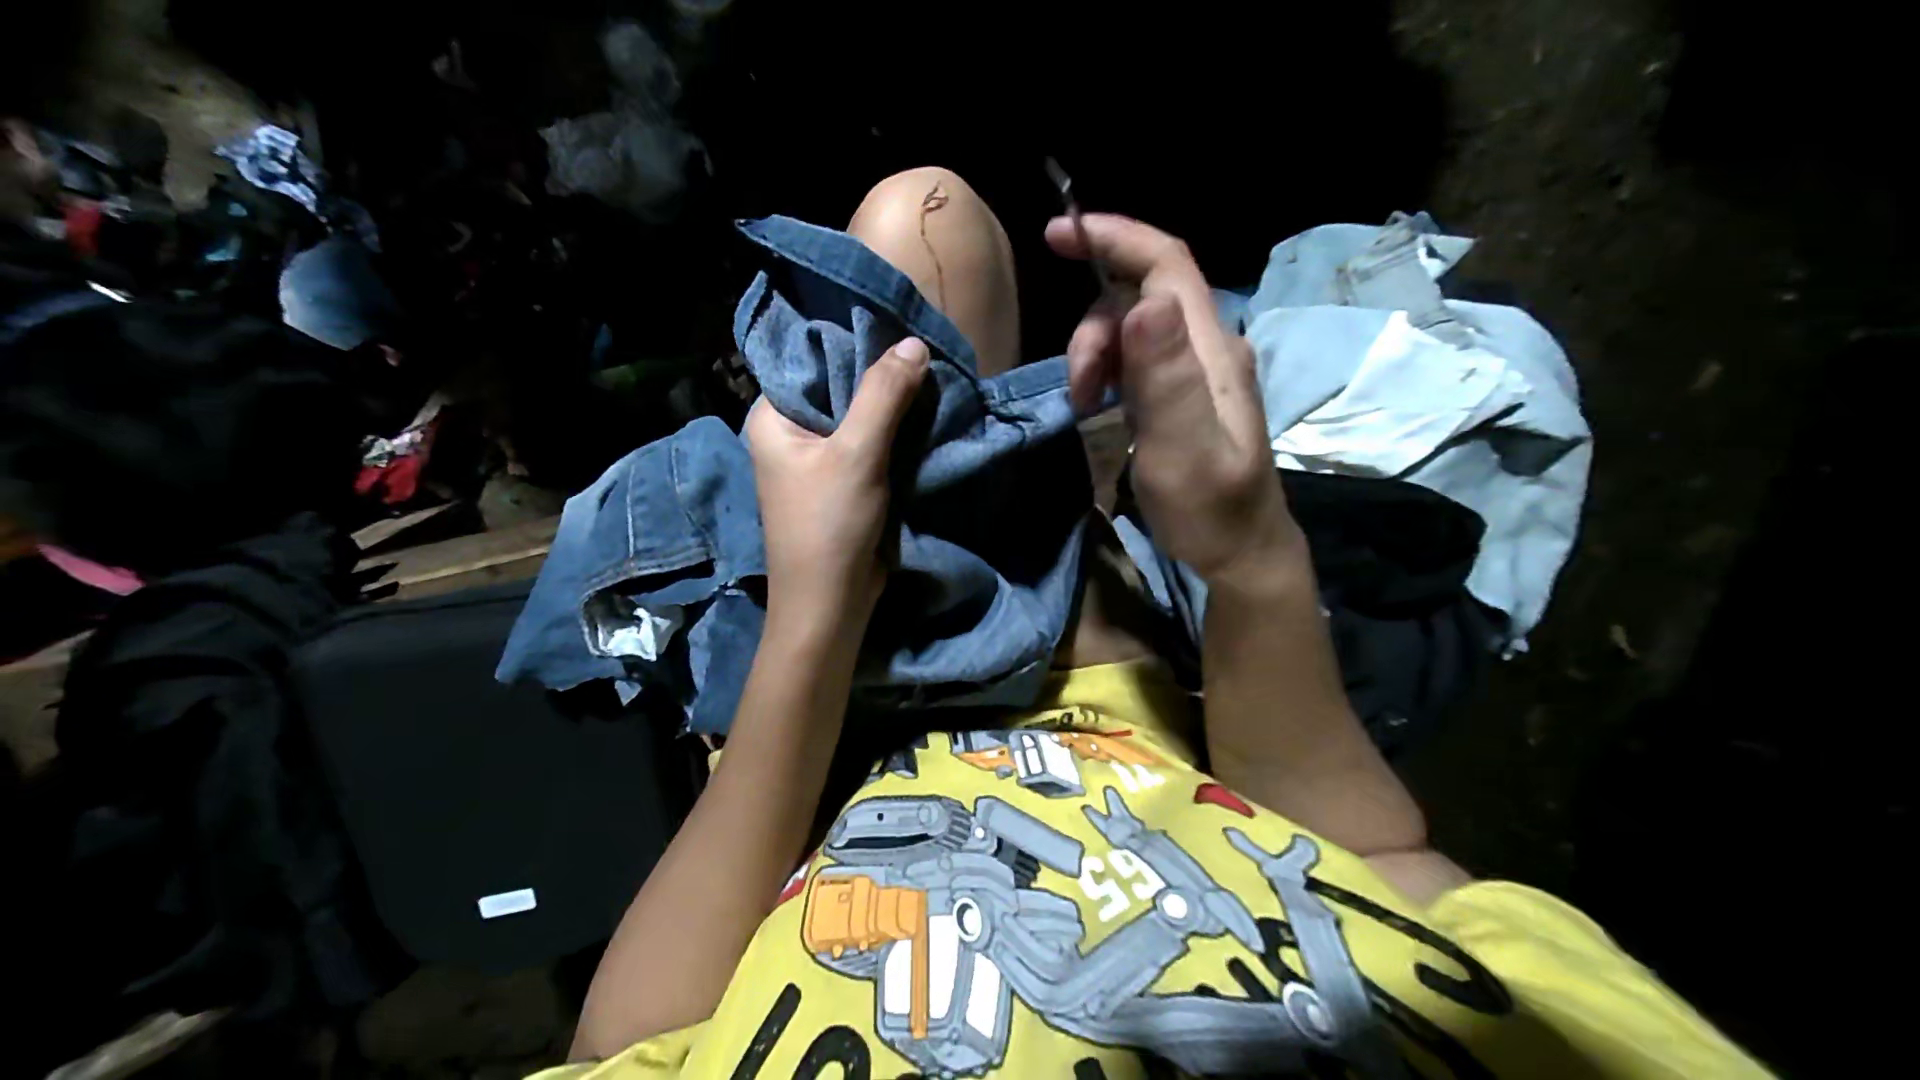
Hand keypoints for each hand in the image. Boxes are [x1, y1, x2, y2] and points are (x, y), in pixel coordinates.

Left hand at [745, 336, 929, 626]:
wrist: (832, 601)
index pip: (810, 360)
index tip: (897, 327)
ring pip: (857, 416)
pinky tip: (922, 413)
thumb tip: (914, 343)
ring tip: (929, 375)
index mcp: (772, 418)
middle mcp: (789, 433)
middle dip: (878, 375)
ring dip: (889, 404)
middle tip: (922, 351)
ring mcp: (816, 459)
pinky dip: (892, 432)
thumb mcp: (856, 453)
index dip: (852, 342)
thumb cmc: (830, 524)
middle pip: (836, 387)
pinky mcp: (842, 481)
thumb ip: (883, 395)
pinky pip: (868, 443)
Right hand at [1047, 214, 1302, 585]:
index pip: (1166, 263)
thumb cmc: (1210, 507)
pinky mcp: (1185, 392)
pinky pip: (1137, 356)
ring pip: (1134, 327)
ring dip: (1097, 355)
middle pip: (1140, 295)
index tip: (1059, 233)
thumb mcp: (1184, 447)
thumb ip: (1168, 377)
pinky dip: (1108, 371)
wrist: (1239, 551)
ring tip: (1088, 406)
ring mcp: (1198, 370)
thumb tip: (1146, 302)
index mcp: (1212, 349)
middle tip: (1080, 391)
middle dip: (1094, 329)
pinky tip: (1102, 405)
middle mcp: (1209, 346)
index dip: (1115, 238)